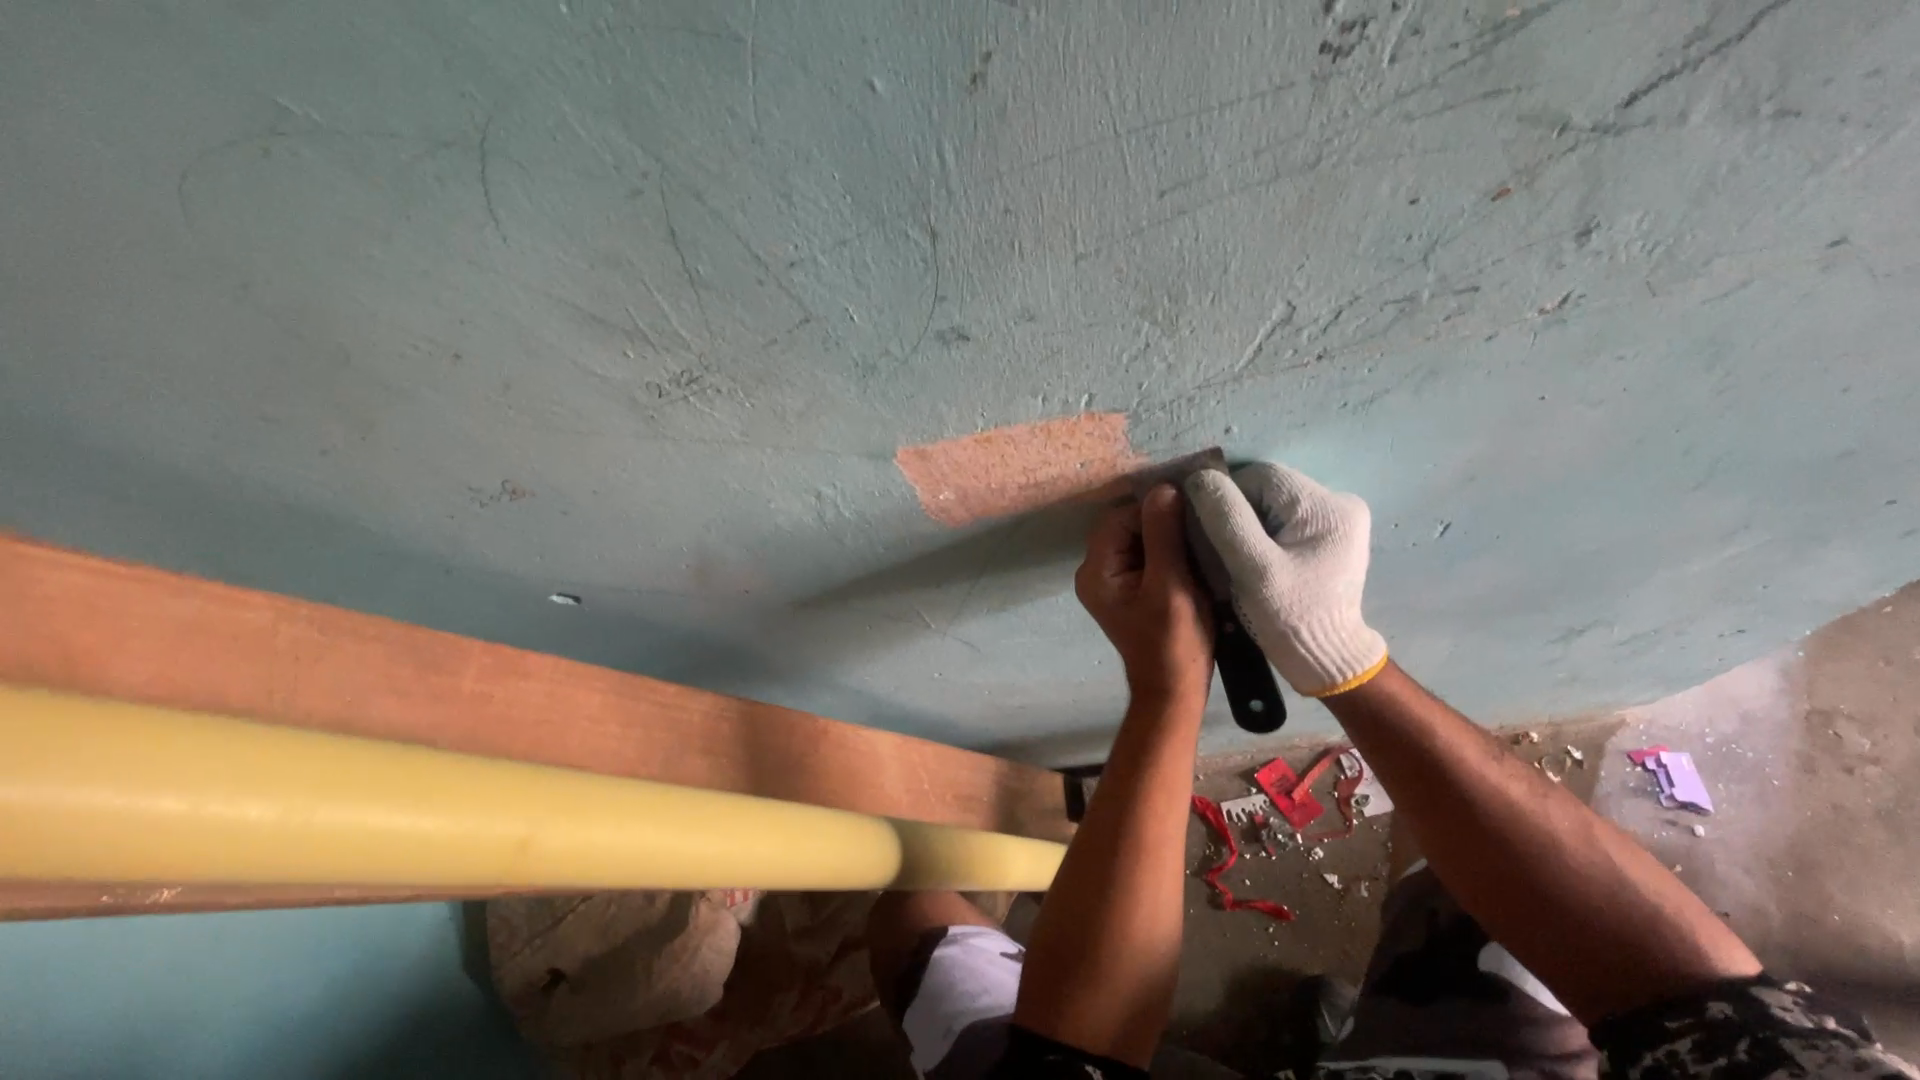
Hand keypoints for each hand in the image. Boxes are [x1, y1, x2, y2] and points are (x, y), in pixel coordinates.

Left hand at [1074, 485, 1213, 706]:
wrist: (1175, 688)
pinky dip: (1168, 550)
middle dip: (1160, 520)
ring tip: (1198, 535)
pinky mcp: (1132, 588)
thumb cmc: (1173, 641)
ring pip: (1138, 538)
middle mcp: (1096, 572)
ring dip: (1167, 534)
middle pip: (1126, 526)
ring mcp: (1113, 581)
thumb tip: (1163, 489)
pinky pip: (1146, 555)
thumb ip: (1164, 536)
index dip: (1152, 509)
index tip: (1189, 510)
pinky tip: (1192, 553)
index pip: (1119, 518)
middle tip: (1198, 521)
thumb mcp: (1171, 584)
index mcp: (1096, 571)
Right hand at [1184, 464, 1387, 696]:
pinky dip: (1262, 535)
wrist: (1325, 659)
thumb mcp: (1251, 568)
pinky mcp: (1330, 537)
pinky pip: (1283, 520)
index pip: (1260, 476)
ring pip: (1272, 504)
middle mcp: (1339, 503)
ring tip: (1238, 560)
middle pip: (1267, 489)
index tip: (1209, 533)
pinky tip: (1256, 562)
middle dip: (1237, 513)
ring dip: (1247, 525)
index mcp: (1327, 506)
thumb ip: (1226, 518)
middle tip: (1221, 550)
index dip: (1226, 497)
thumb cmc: (1289, 616)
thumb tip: (1200, 477)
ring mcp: (1337, 520)